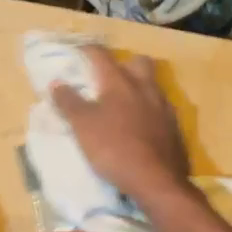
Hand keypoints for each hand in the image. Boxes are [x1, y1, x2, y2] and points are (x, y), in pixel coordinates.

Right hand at [50, 46, 192, 208]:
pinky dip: (150, 110)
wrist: (157, 181)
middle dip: (124, 63)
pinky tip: (142, 125)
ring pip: (153, 85)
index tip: (78, 51)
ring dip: (139, 87)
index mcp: (120, 83)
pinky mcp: (175, 128)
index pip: (102, 55)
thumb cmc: (114, 148)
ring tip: (124, 102)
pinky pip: (162, 109)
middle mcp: (145, 88)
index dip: (88, 50)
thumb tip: (56, 82)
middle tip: (109, 77)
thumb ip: (69, 102)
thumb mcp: (82, 126)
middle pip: (138, 62)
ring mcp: (164, 108)